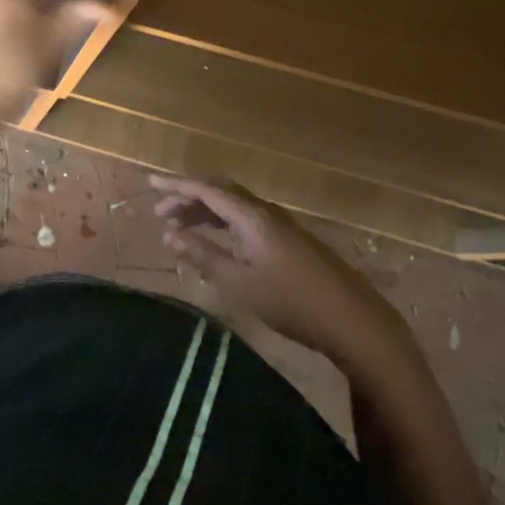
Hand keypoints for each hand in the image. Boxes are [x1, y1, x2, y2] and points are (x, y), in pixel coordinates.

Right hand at [151, 174, 400, 361]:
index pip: (206, 189)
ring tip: (181, 229)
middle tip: (161, 212)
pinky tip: (216, 242)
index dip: (176, 185)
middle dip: (188, 197)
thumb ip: (203, 256)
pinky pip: (246, 219)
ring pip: (234, 205)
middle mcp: (265, 212)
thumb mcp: (239, 283)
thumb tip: (170, 237)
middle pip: (220, 191)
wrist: (354, 322)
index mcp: (251, 217)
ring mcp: (281, 226)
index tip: (150, 182)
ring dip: (205, 211)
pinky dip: (223, 223)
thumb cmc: (292, 302)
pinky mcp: (289, 241)